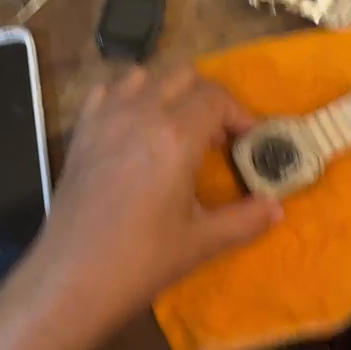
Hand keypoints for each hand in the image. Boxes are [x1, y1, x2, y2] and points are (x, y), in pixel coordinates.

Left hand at [23, 66, 281, 323]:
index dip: (238, 113)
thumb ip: (244, 219)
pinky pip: (107, 90)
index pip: (216, 97)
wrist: (73, 274)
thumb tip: (277, 207)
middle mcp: (141, 112)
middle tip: (216, 136)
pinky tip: (133, 128)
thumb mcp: (201, 241)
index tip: (248, 139)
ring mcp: (107, 116)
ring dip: (166, 92)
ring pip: (144, 75)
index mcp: (176, 135)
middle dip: (207, 98)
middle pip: (183, 75)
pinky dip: (126, 97)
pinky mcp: (83, 128)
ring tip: (175, 128)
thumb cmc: (142, 260)